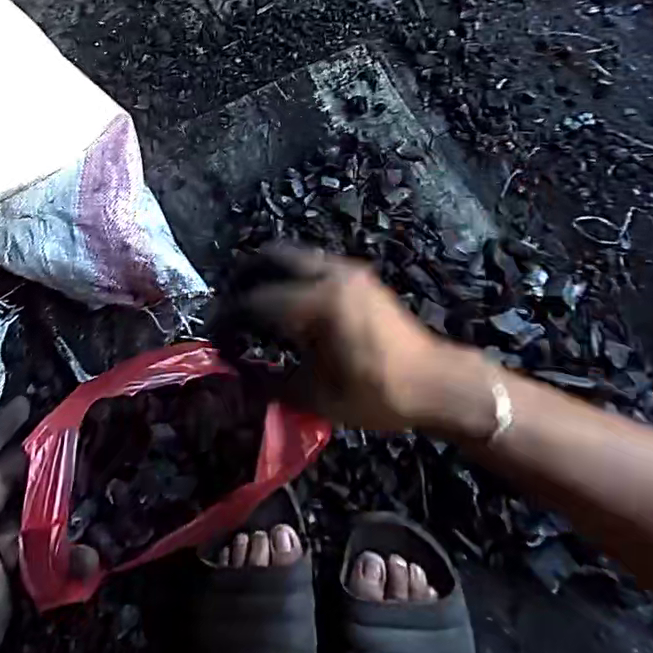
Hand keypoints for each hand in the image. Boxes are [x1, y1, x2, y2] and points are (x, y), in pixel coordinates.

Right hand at [218, 247, 491, 434]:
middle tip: (228, 307)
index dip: (229, 316)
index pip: (256, 300)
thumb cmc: (379, 395)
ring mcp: (348, 270)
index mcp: (319, 303)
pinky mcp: (359, 275)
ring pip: (293, 255)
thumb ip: (268, 380)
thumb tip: (234, 369)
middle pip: (271, 257)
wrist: (437, 382)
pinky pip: (312, 262)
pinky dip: (291, 274)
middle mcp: (331, 274)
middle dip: (242, 278)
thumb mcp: (317, 397)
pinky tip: (287, 305)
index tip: (214, 333)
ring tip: (253, 304)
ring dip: (268, 272)